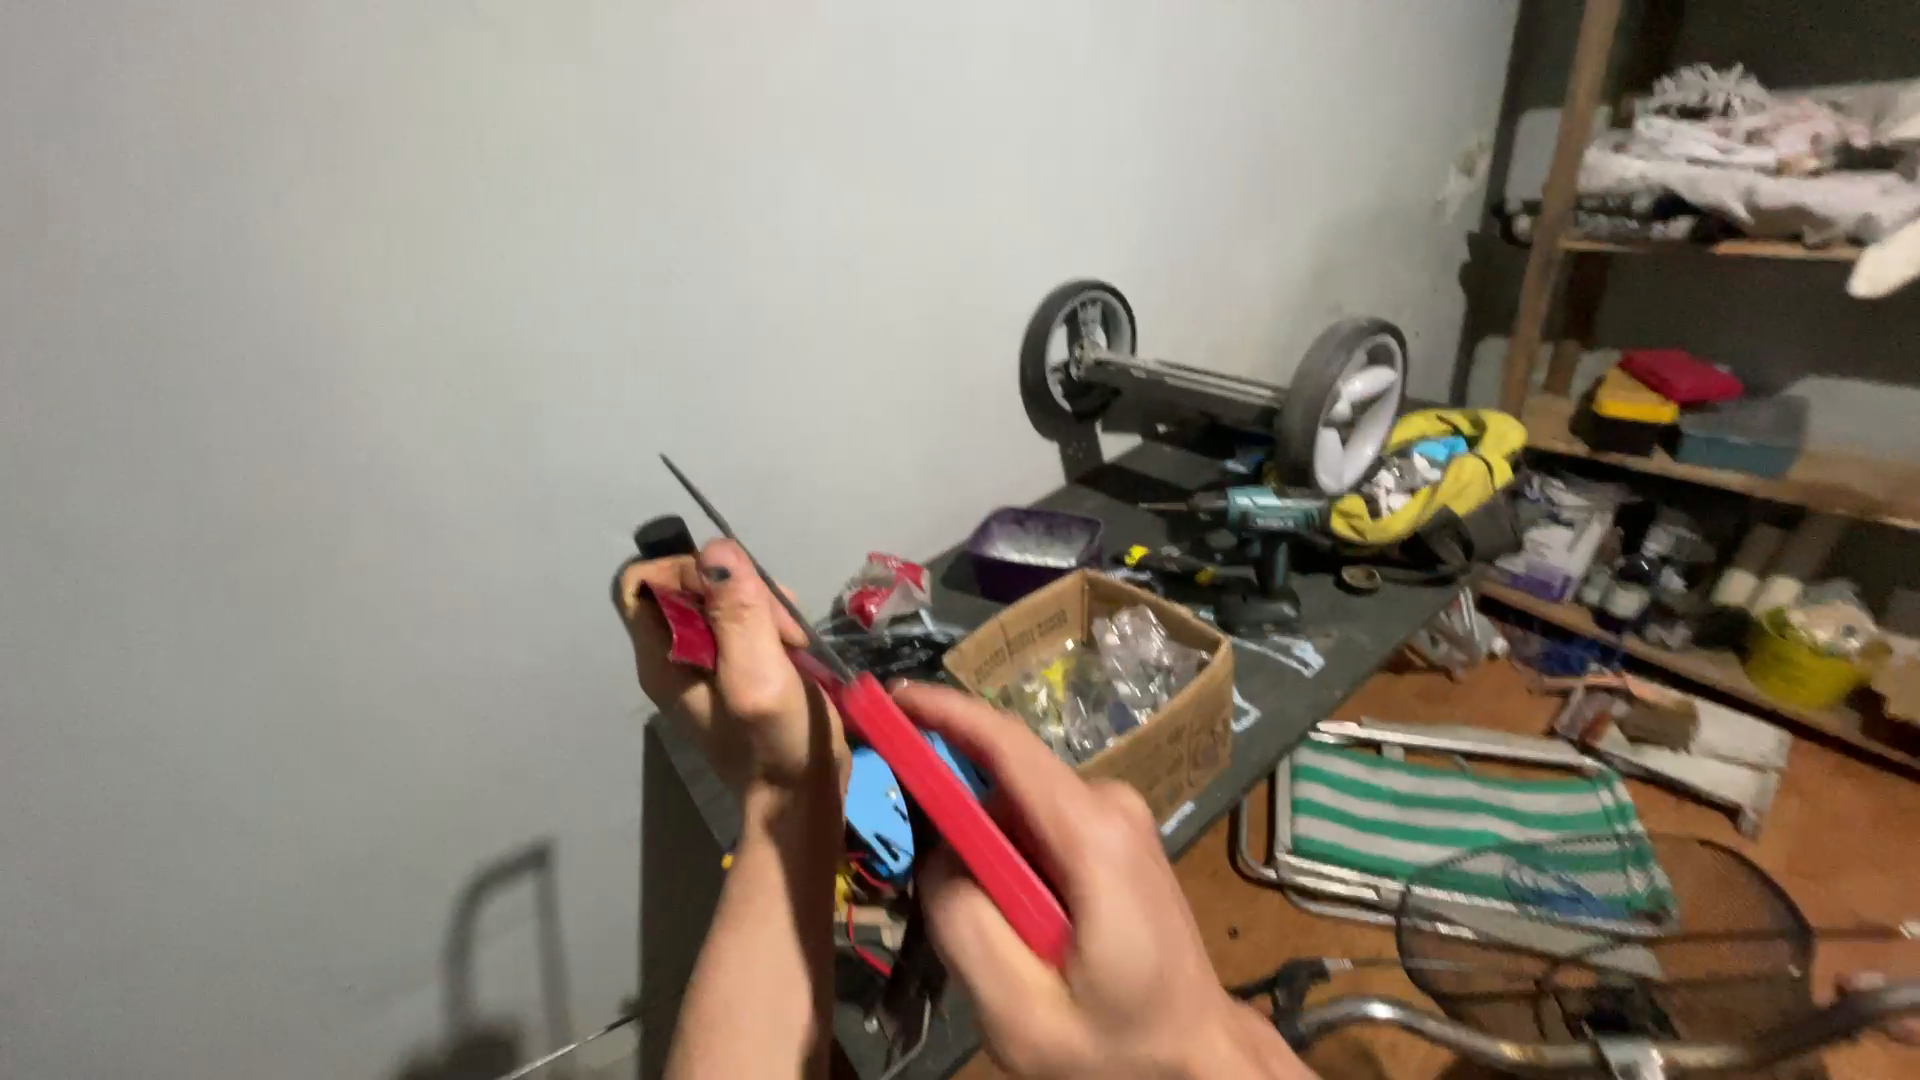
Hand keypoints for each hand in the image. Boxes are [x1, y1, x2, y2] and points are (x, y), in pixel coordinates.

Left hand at [613, 539, 845, 796]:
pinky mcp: (740, 660)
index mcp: (662, 658)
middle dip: (738, 587)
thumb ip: (738, 615)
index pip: (643, 582)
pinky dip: (775, 619)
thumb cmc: (774, 742)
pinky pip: (747, 616)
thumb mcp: (757, 678)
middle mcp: (676, 652)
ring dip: (765, 604)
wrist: (802, 794)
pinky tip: (797, 644)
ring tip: (794, 639)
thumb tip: (717, 549)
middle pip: (689, 582)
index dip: (687, 570)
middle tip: (779, 622)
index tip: (736, 591)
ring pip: (724, 595)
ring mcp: (709, 657)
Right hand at [893, 683, 1307, 1078]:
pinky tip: (1025, 922)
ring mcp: (1115, 811)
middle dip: (952, 818)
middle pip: (1001, 780)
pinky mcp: (1112, 827)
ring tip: (1000, 935)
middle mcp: (1108, 801)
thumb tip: (937, 854)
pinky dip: (1008, 859)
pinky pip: (1034, 822)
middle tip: (937, 893)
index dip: (942, 713)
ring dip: (984, 854)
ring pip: (1012, 808)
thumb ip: (962, 924)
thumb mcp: (1022, 1015)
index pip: (1005, 745)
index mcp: (1093, 833)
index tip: (887, 700)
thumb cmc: (1118, 1044)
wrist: (1199, 1053)